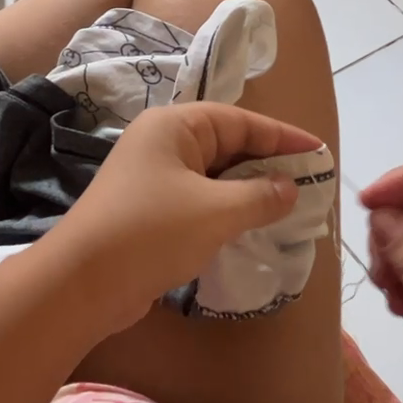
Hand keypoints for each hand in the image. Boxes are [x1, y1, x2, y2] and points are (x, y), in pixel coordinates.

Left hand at [43, 103, 317, 334]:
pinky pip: (199, 200)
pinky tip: (252, 228)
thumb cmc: (151, 232)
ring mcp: (152, 178)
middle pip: (226, 144)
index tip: (318, 152)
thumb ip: (260, 196)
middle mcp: (161, 144)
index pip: (238, 120)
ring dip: (249, 190)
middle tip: (311, 184)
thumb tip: (290, 187)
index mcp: (173, 126)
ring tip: (290, 207)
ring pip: (213, 175)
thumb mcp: (215, 211)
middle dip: (267, 164)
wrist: (83, 282)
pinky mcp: (149, 210)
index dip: (281, 136)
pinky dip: (227, 210)